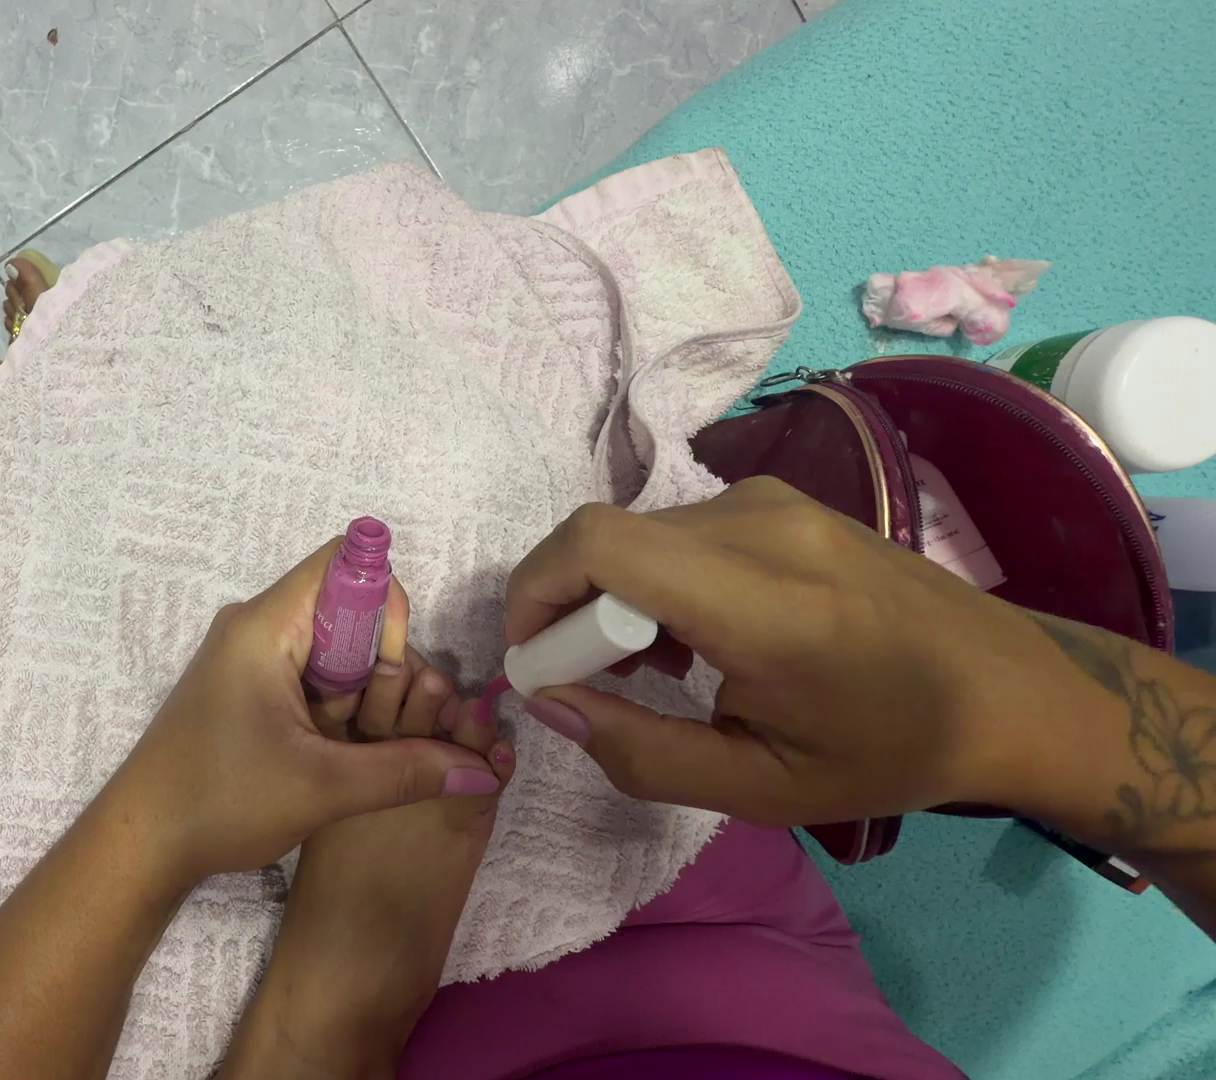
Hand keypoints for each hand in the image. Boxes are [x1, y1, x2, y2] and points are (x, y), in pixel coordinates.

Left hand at [104, 539, 500, 883]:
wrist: (142, 840)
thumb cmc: (221, 800)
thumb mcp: (324, 787)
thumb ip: (408, 770)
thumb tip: (479, 768)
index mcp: (265, 624)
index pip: (345, 563)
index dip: (383, 604)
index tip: (388, 670)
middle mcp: (255, 624)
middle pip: (345, 608)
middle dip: (374, 663)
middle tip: (367, 725)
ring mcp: (249, 655)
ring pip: (332, 646)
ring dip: (355, 693)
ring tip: (342, 748)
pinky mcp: (248, 685)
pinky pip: (310, 672)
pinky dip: (333, 705)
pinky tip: (328, 751)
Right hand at [503, 476, 1112, 826]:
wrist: (1017, 689)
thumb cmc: (890, 749)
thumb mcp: (758, 788)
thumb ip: (638, 753)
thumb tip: (545, 701)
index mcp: (766, 604)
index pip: (602, 546)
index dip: (537, 588)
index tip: (535, 653)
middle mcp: (759, 526)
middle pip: (602, 540)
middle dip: (566, 607)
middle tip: (589, 672)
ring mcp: (767, 500)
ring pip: (629, 535)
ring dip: (605, 595)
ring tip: (647, 659)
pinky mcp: (770, 497)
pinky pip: (665, 529)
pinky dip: (643, 578)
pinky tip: (685, 629)